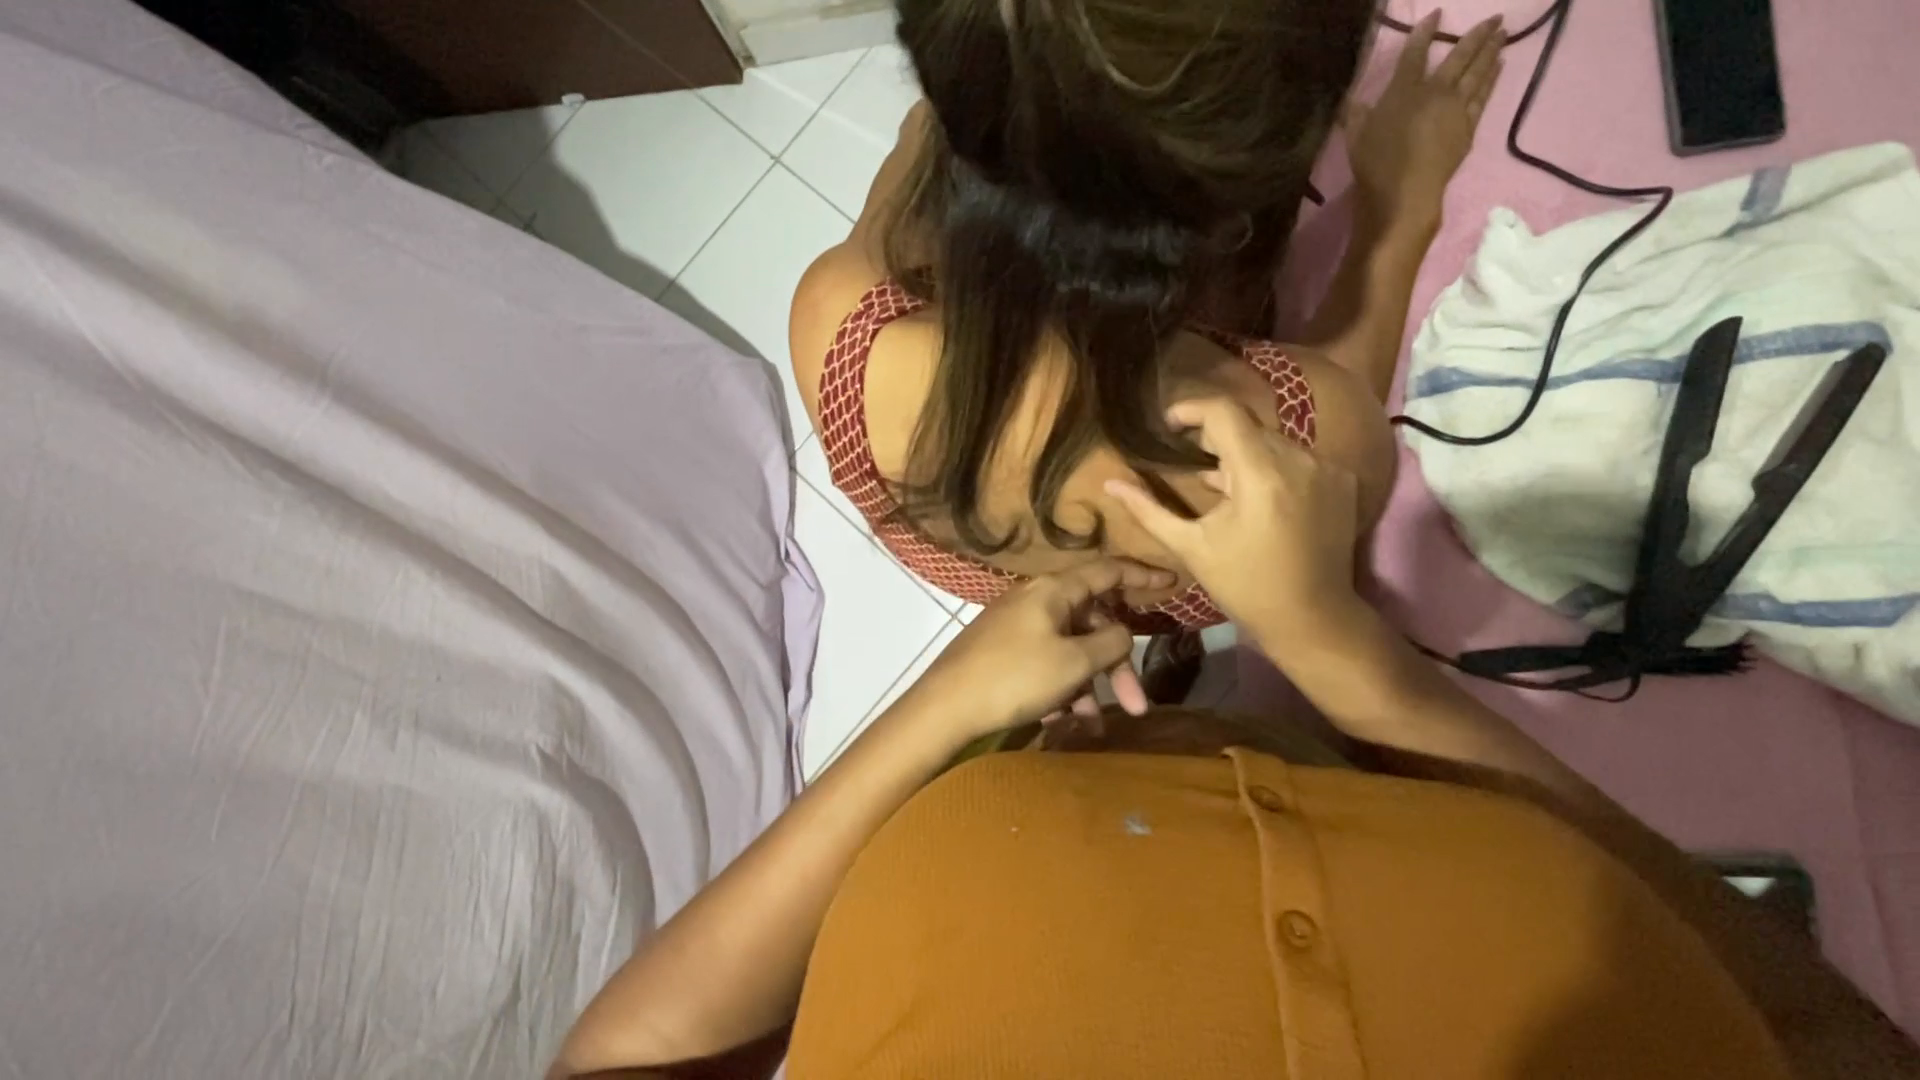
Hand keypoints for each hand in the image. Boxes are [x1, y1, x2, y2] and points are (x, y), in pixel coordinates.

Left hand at [900, 561, 1168, 742]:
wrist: (944, 708)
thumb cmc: (1014, 677)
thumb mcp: (1074, 661)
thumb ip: (1110, 641)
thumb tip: (1123, 631)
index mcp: (1053, 590)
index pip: (1107, 571)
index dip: (1142, 574)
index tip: (1172, 581)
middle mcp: (1034, 601)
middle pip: (1091, 620)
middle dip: (1117, 663)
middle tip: (1136, 704)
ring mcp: (1015, 626)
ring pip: (1068, 648)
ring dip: (1088, 684)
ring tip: (1093, 723)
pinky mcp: (1001, 653)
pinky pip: (1044, 664)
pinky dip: (1060, 688)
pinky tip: (1060, 720)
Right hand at [1105, 399, 1361, 651]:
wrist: (1313, 618)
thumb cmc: (1244, 586)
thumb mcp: (1190, 547)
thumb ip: (1148, 510)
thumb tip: (1110, 484)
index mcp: (1259, 475)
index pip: (1223, 412)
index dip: (1191, 409)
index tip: (1169, 425)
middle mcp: (1298, 460)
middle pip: (1247, 425)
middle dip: (1216, 439)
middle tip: (1192, 464)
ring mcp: (1326, 468)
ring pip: (1272, 440)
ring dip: (1244, 455)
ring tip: (1226, 488)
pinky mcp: (1343, 480)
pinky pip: (1298, 457)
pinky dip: (1274, 468)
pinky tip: (1260, 500)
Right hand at [1345, 12, 1503, 229]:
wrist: (1404, 193)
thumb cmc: (1374, 165)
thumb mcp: (1355, 138)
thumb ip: (1356, 115)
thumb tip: (1354, 101)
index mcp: (1404, 90)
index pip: (1416, 53)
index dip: (1425, 32)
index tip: (1436, 14)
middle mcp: (1436, 91)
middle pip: (1460, 56)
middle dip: (1477, 34)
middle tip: (1495, 17)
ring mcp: (1456, 108)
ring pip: (1478, 72)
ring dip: (1491, 51)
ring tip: (1503, 34)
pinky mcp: (1467, 128)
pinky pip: (1483, 96)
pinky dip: (1492, 79)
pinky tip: (1498, 68)